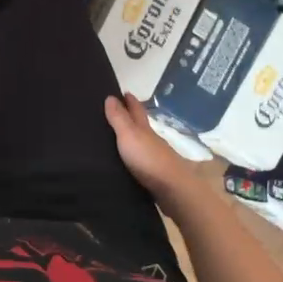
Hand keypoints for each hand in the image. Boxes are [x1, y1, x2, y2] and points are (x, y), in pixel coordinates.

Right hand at [103, 94, 200, 210]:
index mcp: (145, 129)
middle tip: (116, 112)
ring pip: (141, 144)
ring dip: (131, 139)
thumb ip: (119, 118)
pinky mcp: (154, 175)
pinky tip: (125, 163)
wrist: (171, 190)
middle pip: (140, 125)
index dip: (130, 100)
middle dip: (131, 117)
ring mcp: (154, 158)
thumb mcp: (129, 135)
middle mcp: (151, 140)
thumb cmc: (148, 159)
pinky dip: (132, 158)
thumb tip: (110, 96)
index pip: (137, 110)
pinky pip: (140, 162)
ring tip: (115, 139)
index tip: (124, 92)